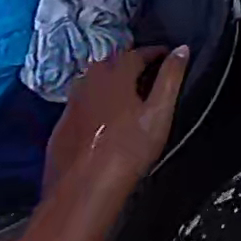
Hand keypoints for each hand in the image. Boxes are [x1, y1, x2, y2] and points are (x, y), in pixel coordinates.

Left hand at [43, 45, 187, 195]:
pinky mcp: (59, 130)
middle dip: (128, 62)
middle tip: (147, 71)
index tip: (168, 55)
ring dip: (108, 80)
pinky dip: (94, 101)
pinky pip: (79, 103)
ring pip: (89, 82)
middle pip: (107, 63)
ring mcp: (69, 108)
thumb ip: (171, 78)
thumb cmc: (129, 148)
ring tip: (126, 91)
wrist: (83, 192)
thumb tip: (182, 49)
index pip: (135, 54)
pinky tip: (102, 118)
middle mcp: (87, 86)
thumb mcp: (159, 112)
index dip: (153, 52)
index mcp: (114, 78)